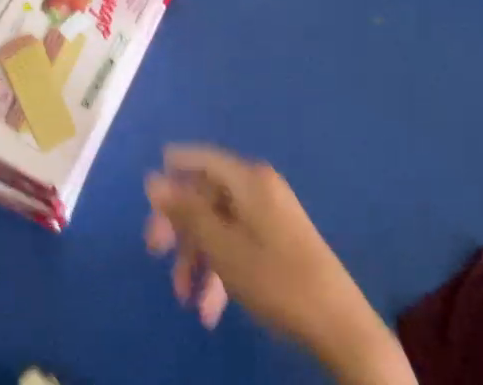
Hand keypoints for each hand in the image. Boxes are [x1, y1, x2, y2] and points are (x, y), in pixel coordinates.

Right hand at [145, 146, 413, 384]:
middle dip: (179, 227)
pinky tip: (210, 311)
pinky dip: (220, 271)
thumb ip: (186, 211)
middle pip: (206, 195)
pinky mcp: (277, 244)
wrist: (336, 322)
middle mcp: (259, 190)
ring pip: (218, 226)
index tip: (147, 197)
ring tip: (186, 298)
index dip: (172, 171)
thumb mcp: (221, 246)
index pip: (201, 159)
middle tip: (154, 253)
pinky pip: (237, 245)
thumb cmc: (274, 277)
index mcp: (248, 180)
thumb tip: (153, 178)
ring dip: (197, 260)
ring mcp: (270, 217)